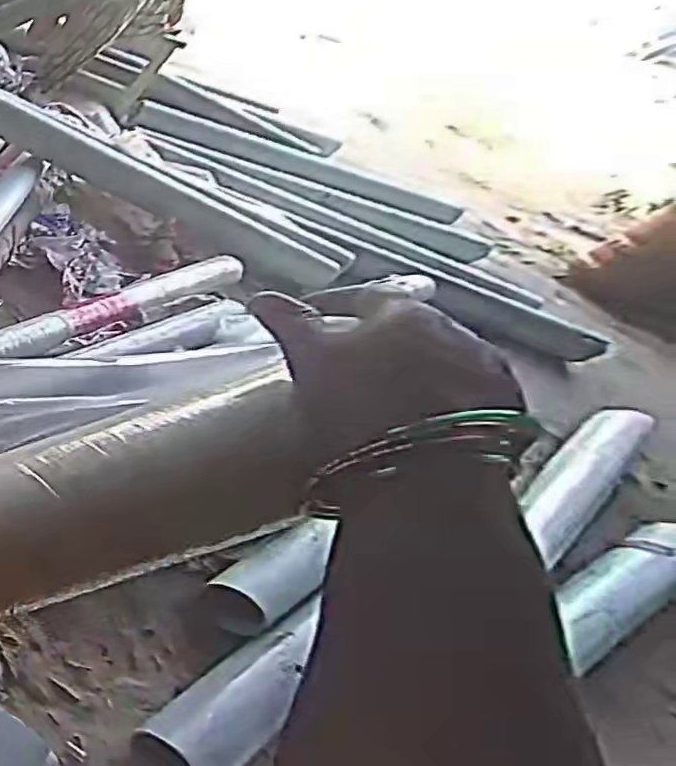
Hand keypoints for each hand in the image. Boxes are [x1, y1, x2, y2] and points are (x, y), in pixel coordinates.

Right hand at [250, 292, 523, 467]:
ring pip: (433, 355)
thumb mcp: (308, 356)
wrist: (423, 470)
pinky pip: (458, 387)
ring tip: (373, 387)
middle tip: (339, 355)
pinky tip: (407, 410)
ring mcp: (485, 369)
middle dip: (372, 336)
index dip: (330, 304)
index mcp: (403, 313)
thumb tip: (263, 299)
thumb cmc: (357, 403)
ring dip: (405, 364)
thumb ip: (287, 321)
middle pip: (403, 325)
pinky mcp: (503, 407)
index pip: (362, 296)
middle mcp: (454, 331)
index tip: (310, 316)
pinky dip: (431, 391)